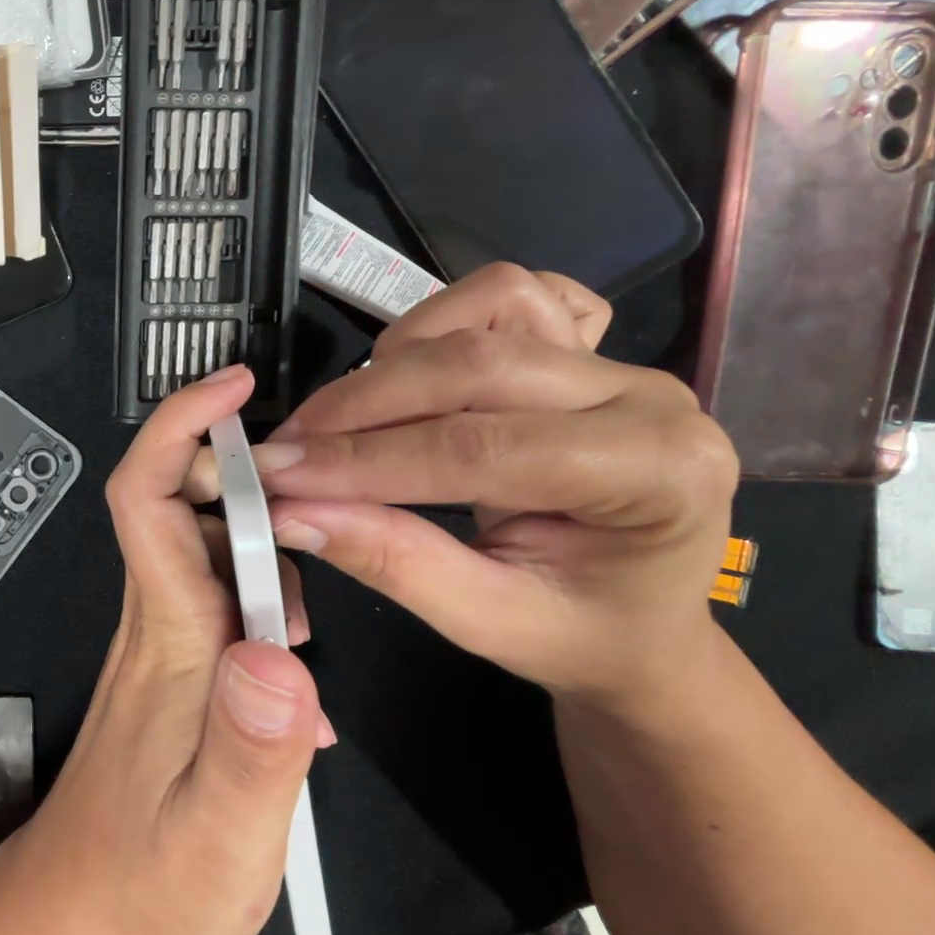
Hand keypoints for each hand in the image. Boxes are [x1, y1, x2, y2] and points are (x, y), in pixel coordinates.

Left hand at [0, 368, 329, 934]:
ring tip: (318, 600)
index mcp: (166, 642)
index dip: (180, 426)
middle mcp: (156, 628)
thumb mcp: (218, 837)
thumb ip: (253, 748)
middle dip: (245, 474)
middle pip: (179, 505)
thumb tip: (278, 655)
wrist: (77, 927)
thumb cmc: (140, 891)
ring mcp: (162, 649)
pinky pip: (218, 601)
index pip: (146, 497)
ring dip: (265, 543)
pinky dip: (265, 598)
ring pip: (206, 550)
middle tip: (318, 498)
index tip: (230, 385)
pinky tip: (295, 662)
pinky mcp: (175, 677)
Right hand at [196, 264, 739, 711]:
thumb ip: (394, 561)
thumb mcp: (486, 620)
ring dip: (389, 365)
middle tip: (284, 453)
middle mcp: (644, 398)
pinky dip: (432, 328)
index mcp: (656, 474)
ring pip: (482, 316)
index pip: (482, 446)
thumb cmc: (576, 633)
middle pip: (475, 366)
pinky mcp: (576, 346)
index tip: (278, 473)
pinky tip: (399, 380)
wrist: (638, 623)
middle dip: (360, 407)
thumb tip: (289, 511)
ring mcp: (612, 361)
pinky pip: (498, 300)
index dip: (366, 457)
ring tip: (336, 428)